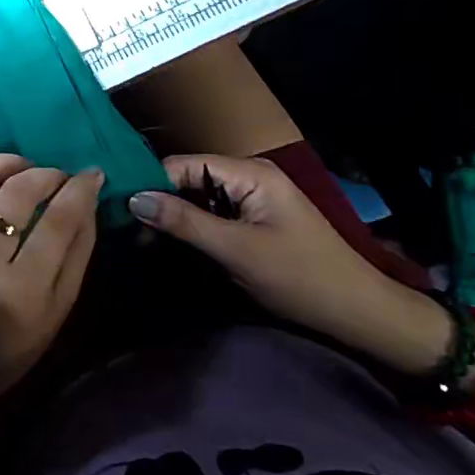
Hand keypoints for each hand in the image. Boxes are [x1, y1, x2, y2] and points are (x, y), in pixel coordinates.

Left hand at [0, 154, 102, 420]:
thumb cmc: (17, 341)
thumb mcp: (62, 304)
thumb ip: (79, 248)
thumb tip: (88, 193)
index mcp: (22, 287)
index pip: (57, 219)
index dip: (81, 188)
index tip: (91, 176)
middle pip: (17, 192)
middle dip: (48, 173)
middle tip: (61, 178)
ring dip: (5, 162)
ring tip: (24, 168)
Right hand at [128, 154, 453, 375]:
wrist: (355, 310)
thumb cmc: (298, 277)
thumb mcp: (236, 250)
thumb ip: (185, 221)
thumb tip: (133, 198)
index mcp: (250, 172)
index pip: (185, 164)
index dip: (152, 183)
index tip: (119, 208)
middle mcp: (250, 175)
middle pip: (192, 177)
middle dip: (161, 199)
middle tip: (127, 229)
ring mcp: (255, 197)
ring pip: (201, 196)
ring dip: (176, 215)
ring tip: (141, 238)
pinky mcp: (257, 219)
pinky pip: (216, 213)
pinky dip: (195, 226)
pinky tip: (173, 242)